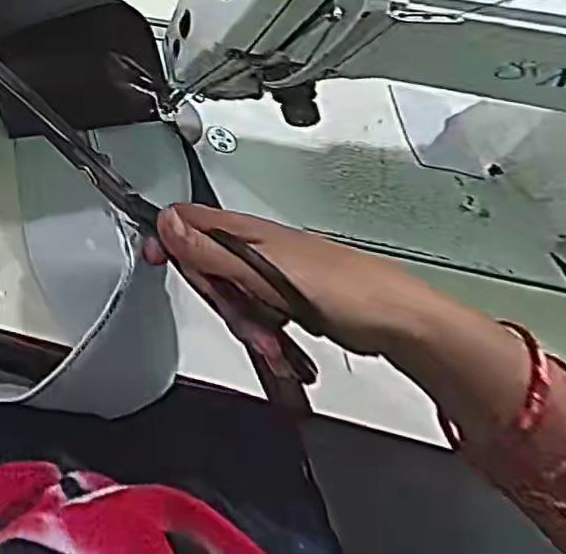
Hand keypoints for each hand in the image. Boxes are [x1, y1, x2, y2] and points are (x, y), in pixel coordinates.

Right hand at [142, 203, 447, 357]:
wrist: (407, 323)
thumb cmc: (344, 290)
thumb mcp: (260, 270)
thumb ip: (207, 249)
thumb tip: (164, 223)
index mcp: (241, 229)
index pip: (181, 220)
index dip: (166, 239)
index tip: (158, 261)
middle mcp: (251, 244)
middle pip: (201, 262)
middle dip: (215, 296)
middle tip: (238, 314)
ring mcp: (268, 269)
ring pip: (228, 292)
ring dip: (242, 320)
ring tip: (268, 339)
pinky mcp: (285, 294)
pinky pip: (253, 311)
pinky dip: (261, 331)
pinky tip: (278, 345)